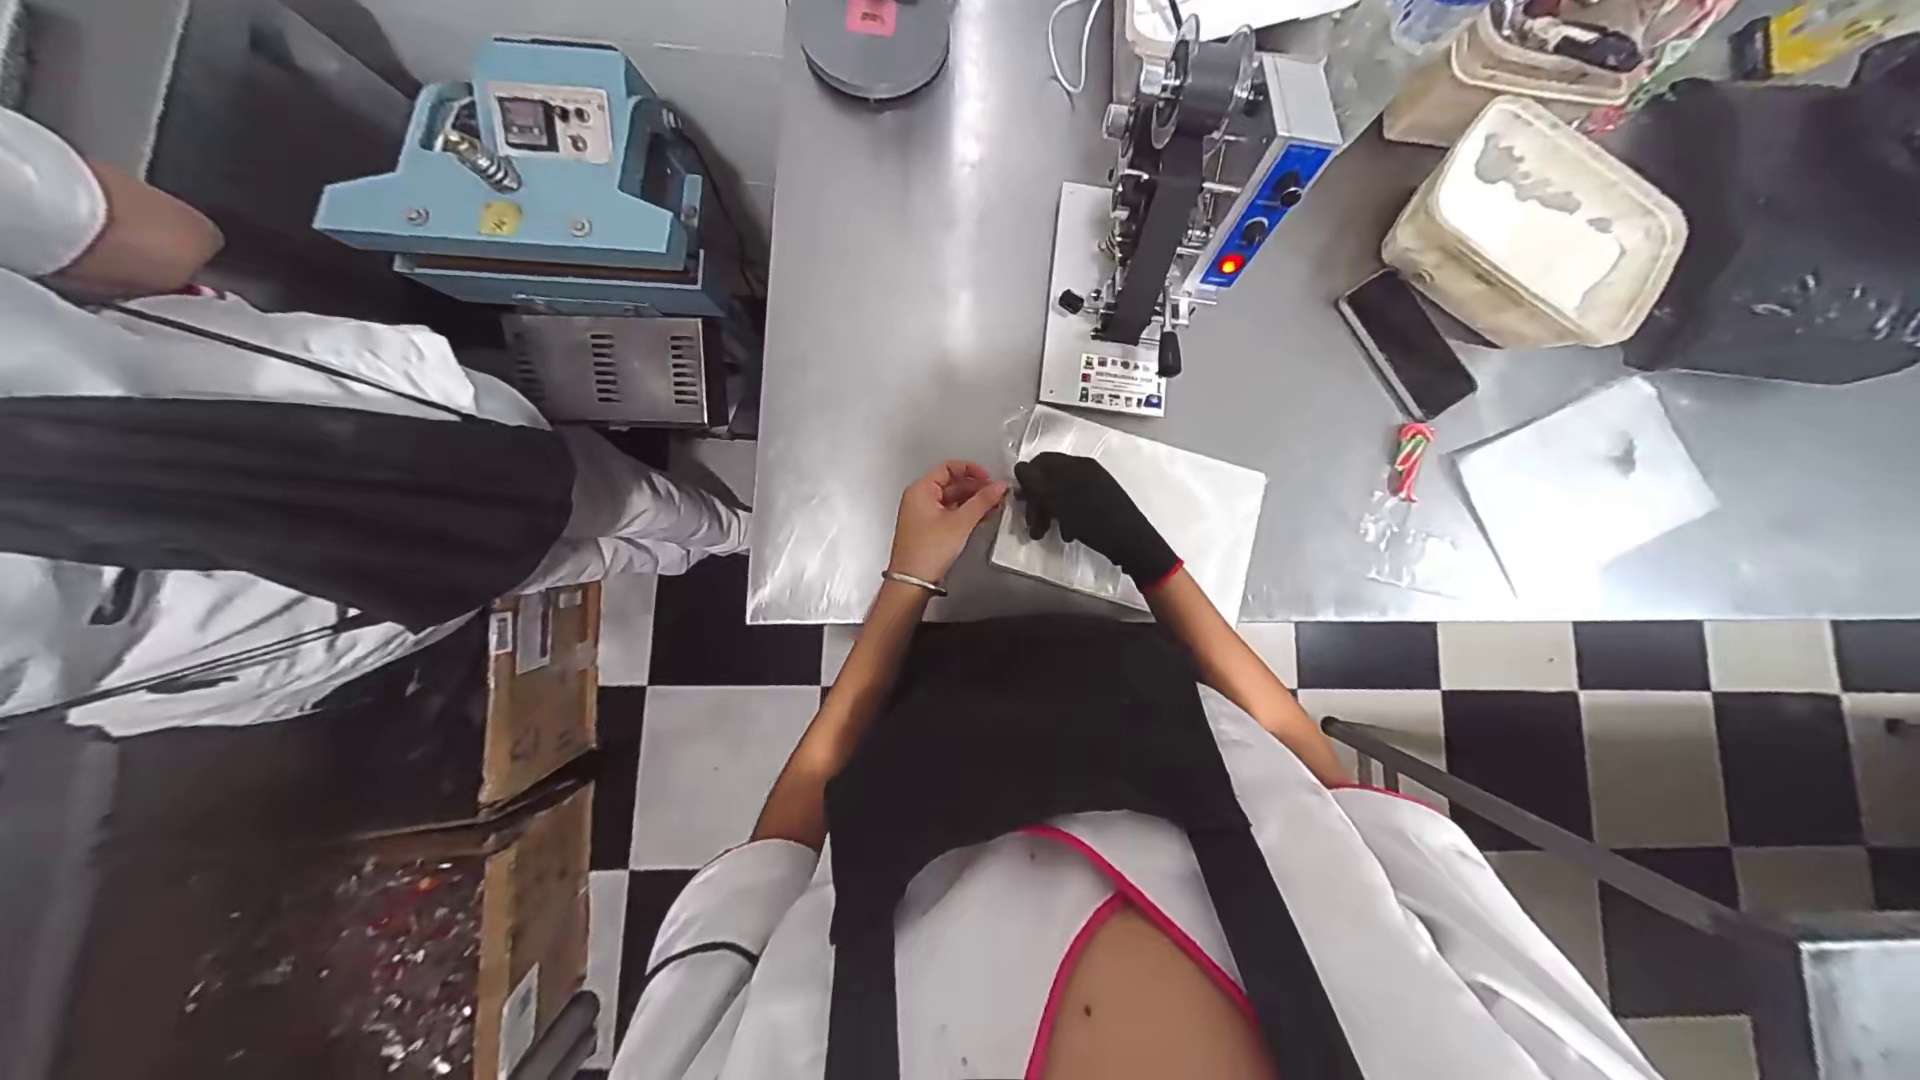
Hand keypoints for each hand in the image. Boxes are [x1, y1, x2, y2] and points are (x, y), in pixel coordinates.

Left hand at [887, 460, 1009, 584]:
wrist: (912, 581)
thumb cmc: (925, 552)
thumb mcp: (960, 522)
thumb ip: (982, 501)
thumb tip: (997, 487)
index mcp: (920, 490)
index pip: (948, 467)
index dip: (970, 469)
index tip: (987, 477)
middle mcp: (919, 499)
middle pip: (952, 484)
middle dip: (975, 487)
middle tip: (995, 492)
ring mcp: (923, 514)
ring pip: (953, 499)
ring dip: (973, 501)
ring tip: (994, 505)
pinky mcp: (929, 529)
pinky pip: (950, 513)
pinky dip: (966, 513)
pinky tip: (982, 517)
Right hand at [1013, 452, 1179, 587]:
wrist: (1132, 542)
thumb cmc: (1093, 520)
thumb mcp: (1059, 501)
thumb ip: (1037, 483)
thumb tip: (1020, 468)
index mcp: (1076, 465)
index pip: (1041, 462)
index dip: (1026, 480)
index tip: (1020, 502)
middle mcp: (1086, 470)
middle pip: (1050, 479)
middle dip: (1037, 501)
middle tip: (1030, 523)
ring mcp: (1095, 486)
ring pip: (1061, 494)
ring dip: (1048, 512)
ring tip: (1043, 533)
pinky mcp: (1101, 502)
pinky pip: (1074, 504)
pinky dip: (1064, 517)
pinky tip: (1065, 533)